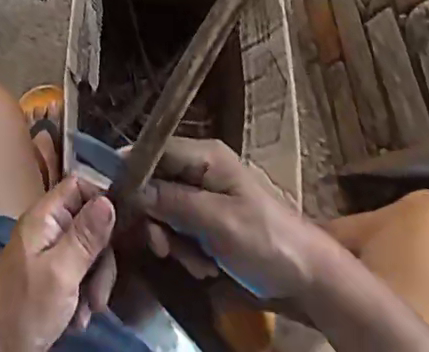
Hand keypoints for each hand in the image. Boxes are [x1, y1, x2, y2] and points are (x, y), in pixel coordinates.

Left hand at [0, 175, 119, 351]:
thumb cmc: (25, 307)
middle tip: (99, 293)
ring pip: (89, 254)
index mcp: (44, 217)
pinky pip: (80, 277)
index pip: (78, 186)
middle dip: (101, 258)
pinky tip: (77, 319)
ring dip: (94, 284)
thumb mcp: (60, 273)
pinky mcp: (52, 279)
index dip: (101, 200)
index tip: (119, 230)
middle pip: (89, 224)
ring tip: (87, 311)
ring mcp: (49, 255)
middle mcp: (47, 230)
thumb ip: (85, 237)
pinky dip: (84, 297)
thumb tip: (109, 199)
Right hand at [137, 137, 340, 301]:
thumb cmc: (266, 242)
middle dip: (157, 219)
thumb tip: (132, 189)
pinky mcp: (209, 219)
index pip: (154, 149)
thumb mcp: (217, 221)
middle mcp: (202, 168)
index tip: (117, 202)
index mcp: (205, 155)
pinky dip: (187, 250)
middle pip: (156, 183)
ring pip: (165, 210)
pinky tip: (204, 267)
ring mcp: (206, 194)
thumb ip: (173, 201)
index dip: (132, 172)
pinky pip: (181, 228)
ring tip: (197, 264)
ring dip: (174, 240)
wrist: (311, 279)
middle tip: (165, 248)